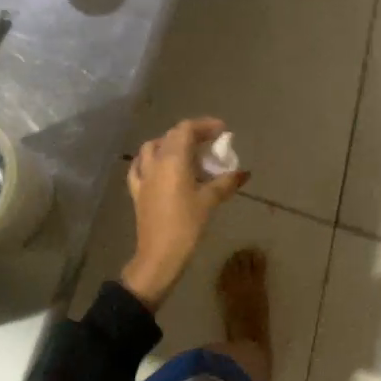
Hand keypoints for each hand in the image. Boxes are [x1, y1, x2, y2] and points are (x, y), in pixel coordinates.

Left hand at [119, 117, 247, 308]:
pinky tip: (156, 165)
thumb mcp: (209, 202)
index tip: (221, 130)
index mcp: (173, 159)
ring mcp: (143, 174)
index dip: (204, 125)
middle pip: (172, 135)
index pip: (187, 129)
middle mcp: (155, 160)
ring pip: (153, 146)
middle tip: (210, 142)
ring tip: (185, 151)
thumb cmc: (186, 225)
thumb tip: (244, 173)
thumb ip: (226, 183)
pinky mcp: (136, 190)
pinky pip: (139, 165)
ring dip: (169, 143)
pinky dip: (149, 159)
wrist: (158, 256)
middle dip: (192, 134)